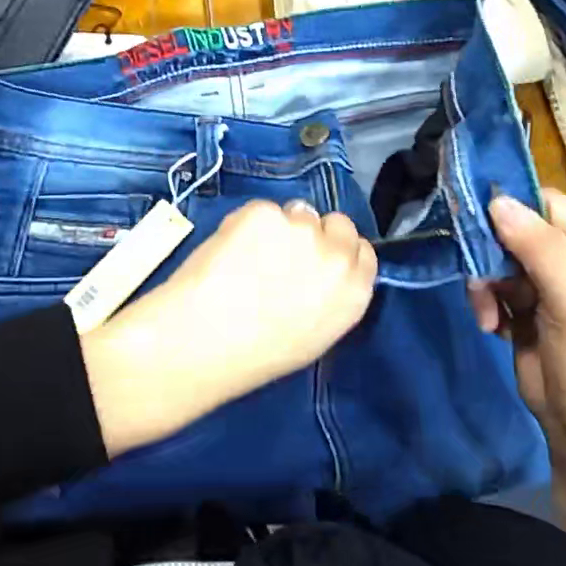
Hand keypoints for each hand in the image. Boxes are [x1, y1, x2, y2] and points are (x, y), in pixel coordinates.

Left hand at [82, 200, 377, 455]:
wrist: (203, 339)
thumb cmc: (256, 355)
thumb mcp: (314, 337)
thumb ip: (330, 297)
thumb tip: (321, 274)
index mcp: (353, 292)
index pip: (362, 251)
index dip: (338, 252)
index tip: (317, 260)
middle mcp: (336, 254)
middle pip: (337, 223)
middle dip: (316, 232)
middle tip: (282, 253)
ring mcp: (299, 229)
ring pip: (297, 212)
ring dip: (280, 227)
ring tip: (248, 257)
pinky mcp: (264, 213)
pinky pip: (261, 210)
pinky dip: (246, 225)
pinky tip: (229, 251)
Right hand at [470, 189, 565, 459]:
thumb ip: (540, 249)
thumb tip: (498, 200)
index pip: (551, 207)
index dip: (512, 206)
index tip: (472, 215)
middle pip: (519, 232)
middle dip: (492, 252)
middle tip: (476, 276)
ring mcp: (550, 290)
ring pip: (501, 261)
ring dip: (486, 284)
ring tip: (486, 315)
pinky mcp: (526, 315)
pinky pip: (496, 290)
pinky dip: (487, 304)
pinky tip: (491, 328)